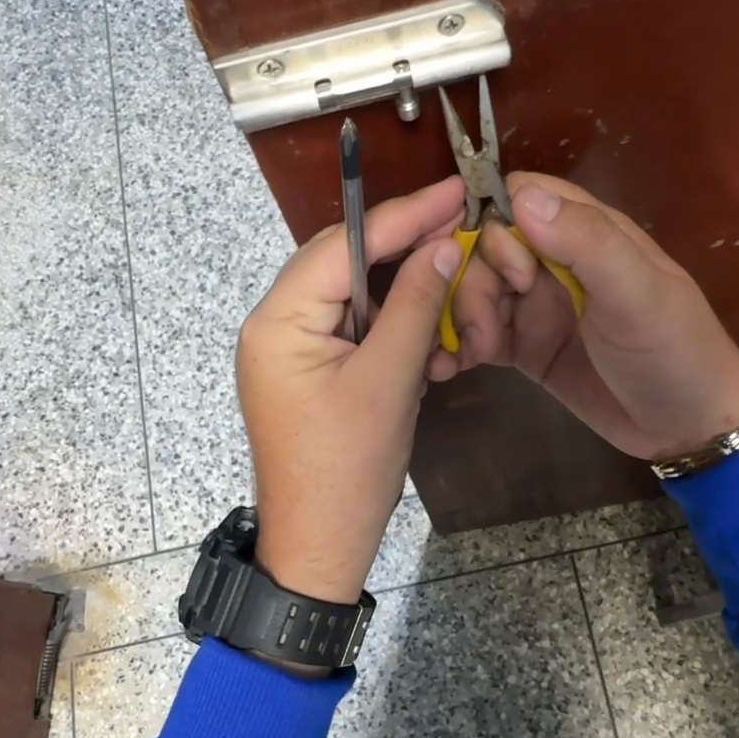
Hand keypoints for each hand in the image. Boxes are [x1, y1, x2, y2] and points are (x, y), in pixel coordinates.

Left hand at [238, 176, 467, 603]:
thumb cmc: (347, 470)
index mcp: (278, 321)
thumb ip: (415, 306)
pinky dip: (395, 331)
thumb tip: (445, 245)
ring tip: (456, 290)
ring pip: (356, 298)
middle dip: (407, 251)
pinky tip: (434, 343)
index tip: (456, 191)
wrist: (319, 546)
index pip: (344, 244)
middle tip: (463, 229)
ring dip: (407, 299)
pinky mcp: (311, 373)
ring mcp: (291, 351)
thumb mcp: (388, 381)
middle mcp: (275, 325)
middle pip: (346, 264)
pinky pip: (355, 332)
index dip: (405, 214)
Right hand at [440, 172, 738, 460]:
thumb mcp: (639, 296)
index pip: (519, 198)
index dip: (496, 226)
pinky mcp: (524, 347)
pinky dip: (456, 345)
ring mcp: (536, 306)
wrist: (688, 429)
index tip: (511, 276)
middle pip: (484, 246)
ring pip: (473, 289)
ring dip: (461, 317)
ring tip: (475, 355)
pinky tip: (446, 367)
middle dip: (471, 283)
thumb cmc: (674, 352)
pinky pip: (477, 333)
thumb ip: (586, 243)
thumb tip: (522, 197)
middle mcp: (554, 262)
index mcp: (586, 233)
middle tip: (485, 331)